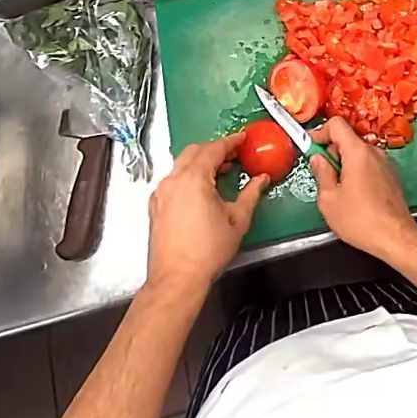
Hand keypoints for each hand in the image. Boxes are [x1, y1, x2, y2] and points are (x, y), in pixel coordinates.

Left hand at [146, 133, 266, 295]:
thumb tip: (261, 180)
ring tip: (220, 171)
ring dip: (200, 162)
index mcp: (193, 179)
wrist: (177, 278)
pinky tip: (201, 189)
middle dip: (214, 149)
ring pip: (181, 164)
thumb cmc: (207, 252)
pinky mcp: (156, 205)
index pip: (213, 149)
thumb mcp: (237, 219)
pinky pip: (173, 179)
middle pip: (194, 151)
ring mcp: (161, 193)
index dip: (230, 142)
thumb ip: (251, 194)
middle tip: (233, 154)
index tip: (241, 139)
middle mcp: (173, 181)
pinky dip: (188, 175)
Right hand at [309, 118, 416, 258]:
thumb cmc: (360, 220)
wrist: (395, 238)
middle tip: (323, 174)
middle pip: (347, 139)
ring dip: (344, 164)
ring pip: (358, 153)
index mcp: (357, 152)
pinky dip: (357, 172)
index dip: (319, 132)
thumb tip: (318, 159)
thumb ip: (321, 172)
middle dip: (331, 152)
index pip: (336, 124)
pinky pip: (369, 165)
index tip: (311, 147)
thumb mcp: (329, 198)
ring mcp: (385, 164)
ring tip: (338, 189)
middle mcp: (374, 153)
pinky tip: (353, 195)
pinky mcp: (391, 176)